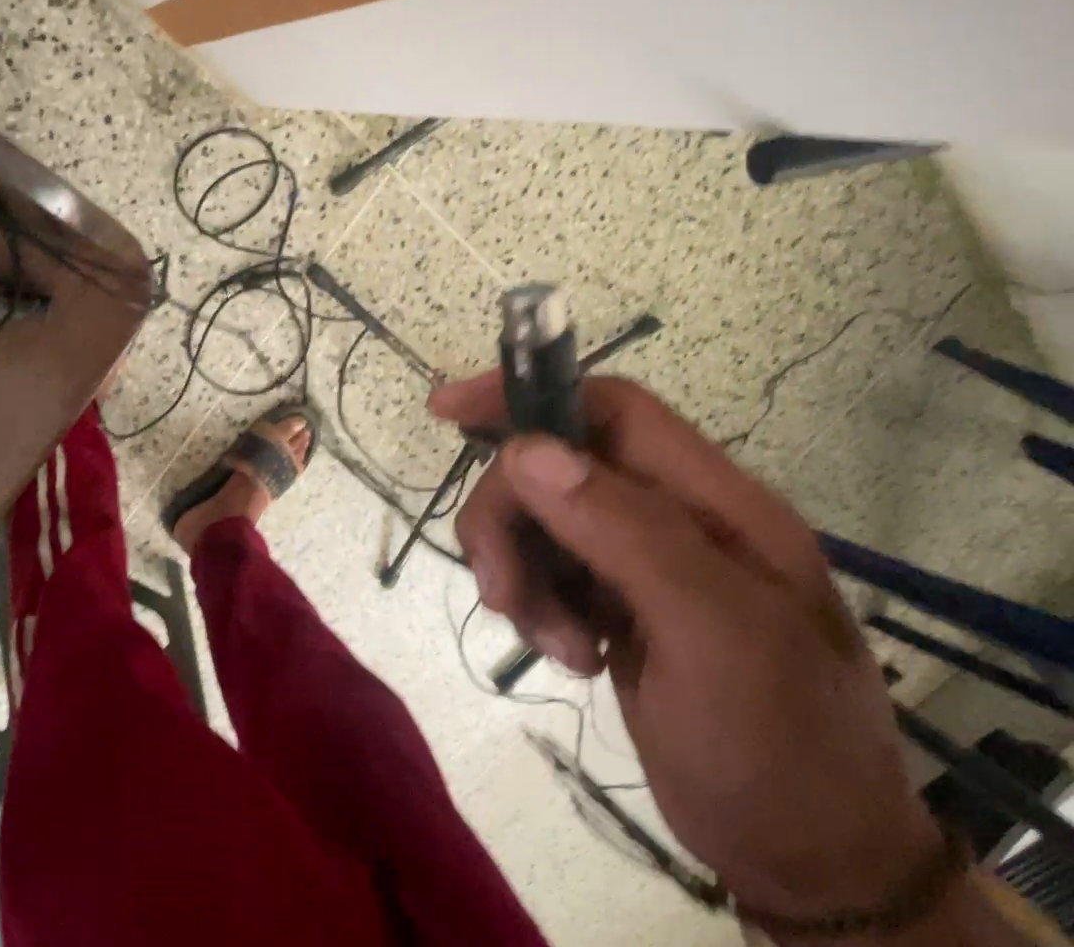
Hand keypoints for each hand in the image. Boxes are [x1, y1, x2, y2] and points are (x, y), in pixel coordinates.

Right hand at [430, 374, 944, 924]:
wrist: (804, 852)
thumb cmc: (776, 743)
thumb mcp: (712, 633)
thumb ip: (626, 531)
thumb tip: (528, 448)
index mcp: (716, 504)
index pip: (608, 409)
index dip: (527, 397)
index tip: (445, 410)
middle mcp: (676, 520)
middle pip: (550, 473)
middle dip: (508, 525)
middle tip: (502, 591)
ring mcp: (642, 566)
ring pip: (536, 526)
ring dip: (518, 575)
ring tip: (552, 642)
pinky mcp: (615, 608)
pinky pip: (543, 575)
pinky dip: (533, 608)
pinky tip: (568, 656)